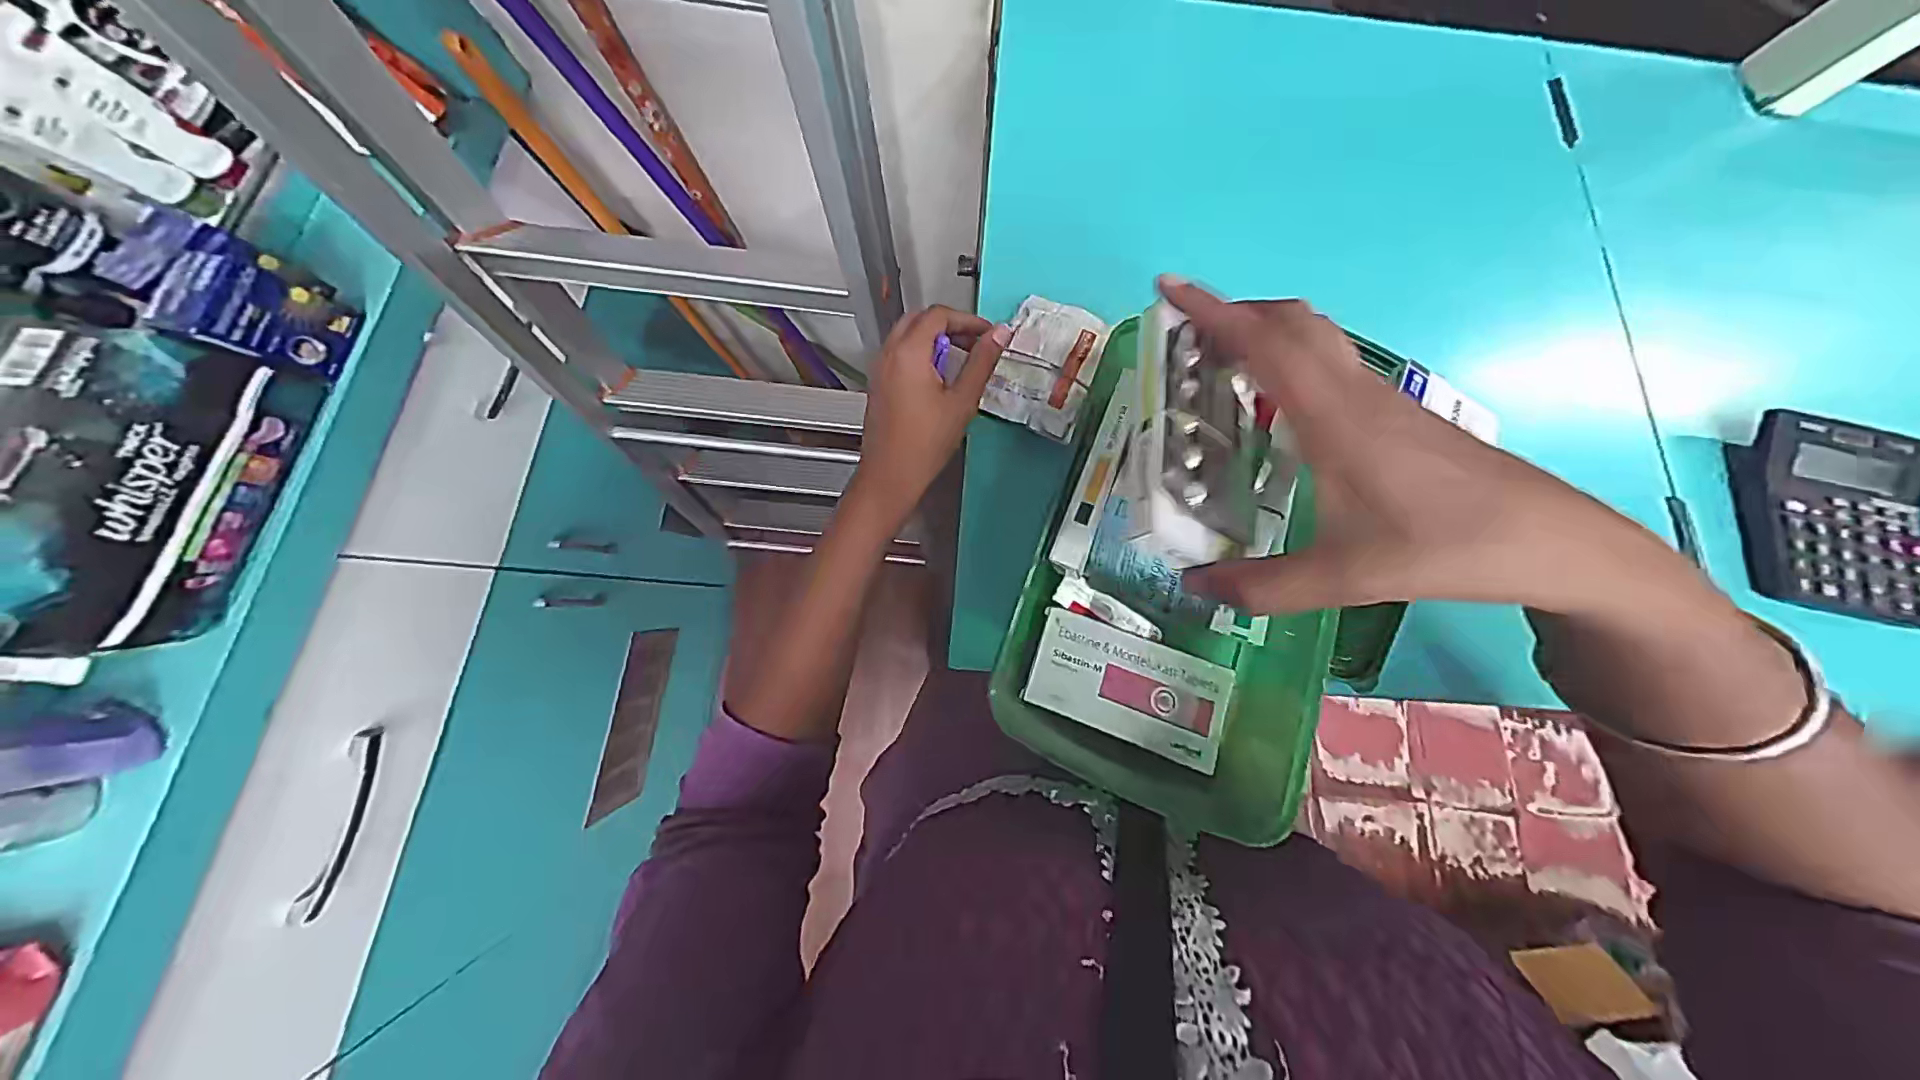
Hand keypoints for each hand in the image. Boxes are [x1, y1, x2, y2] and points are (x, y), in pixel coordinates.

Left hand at [845, 305, 1010, 522]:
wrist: (891, 475)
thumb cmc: (924, 445)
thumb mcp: (962, 401)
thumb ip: (982, 363)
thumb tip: (998, 335)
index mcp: (908, 353)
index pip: (938, 315)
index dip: (967, 320)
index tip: (988, 334)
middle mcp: (888, 354)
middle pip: (920, 319)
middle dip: (950, 325)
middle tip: (975, 342)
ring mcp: (880, 369)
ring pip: (907, 335)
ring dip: (935, 338)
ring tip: (961, 359)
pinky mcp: (878, 384)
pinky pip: (899, 353)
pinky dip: (921, 353)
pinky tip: (939, 377)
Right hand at [1163, 277, 1696, 618]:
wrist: (1549, 540)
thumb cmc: (1443, 549)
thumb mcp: (1344, 578)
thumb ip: (1262, 588)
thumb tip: (1192, 587)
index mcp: (1334, 419)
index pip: (1267, 343)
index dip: (1213, 310)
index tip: (1169, 288)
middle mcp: (1355, 394)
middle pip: (1291, 323)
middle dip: (1232, 313)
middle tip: (1185, 332)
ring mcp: (1379, 398)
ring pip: (1314, 337)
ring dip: (1262, 331)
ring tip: (1218, 359)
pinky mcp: (1395, 412)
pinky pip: (1329, 361)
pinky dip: (1288, 357)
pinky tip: (1275, 402)